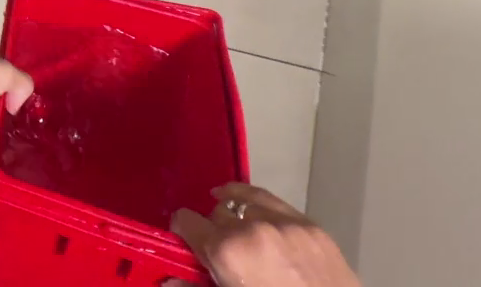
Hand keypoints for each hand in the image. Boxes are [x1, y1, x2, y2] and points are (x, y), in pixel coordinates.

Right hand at [167, 183, 359, 286]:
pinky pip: (273, 202)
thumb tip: (168, 281)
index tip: (190, 249)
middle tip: (224, 259)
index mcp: (228, 251)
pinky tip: (253, 213)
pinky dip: (258, 206)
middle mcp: (252, 228)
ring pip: (243, 204)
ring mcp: (285, 225)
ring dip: (238, 220)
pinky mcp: (312, 227)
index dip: (184, 236)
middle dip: (215, 233)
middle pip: (215, 214)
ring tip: (242, 237)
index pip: (185, 221)